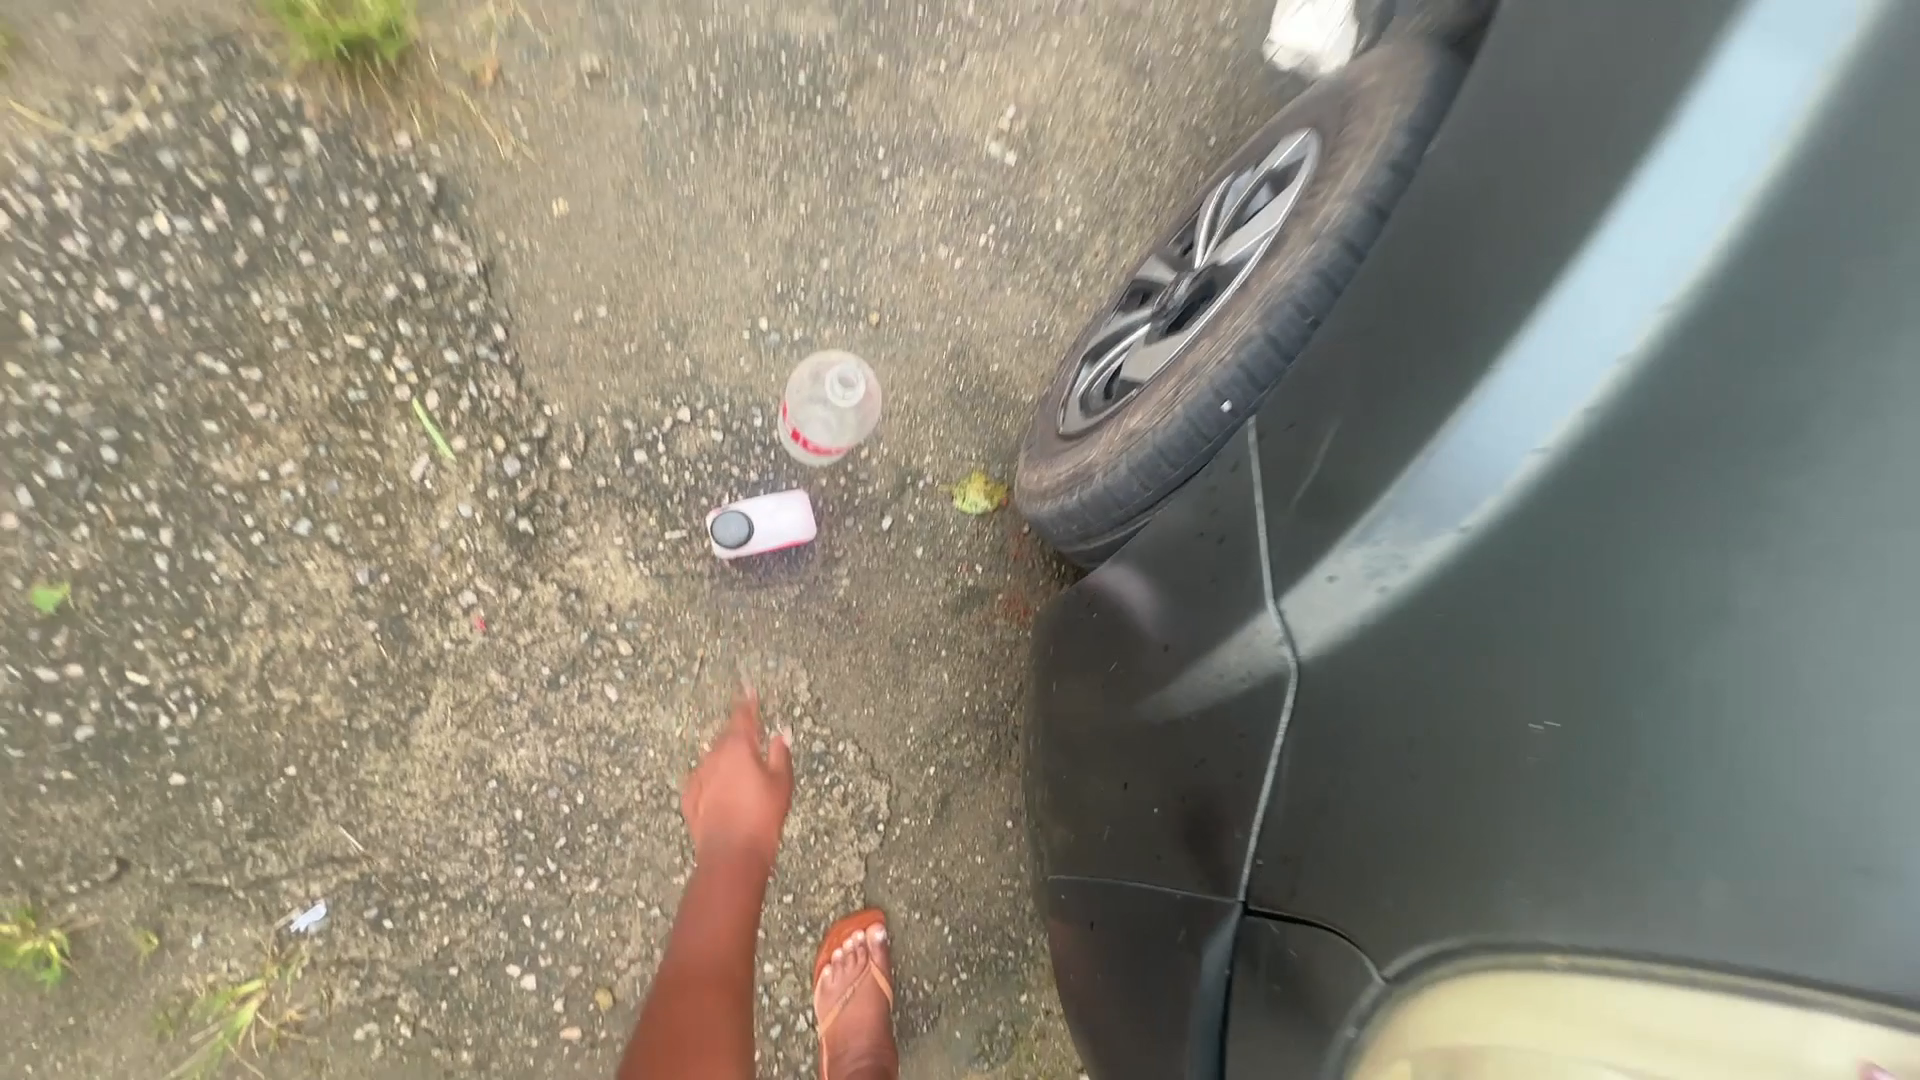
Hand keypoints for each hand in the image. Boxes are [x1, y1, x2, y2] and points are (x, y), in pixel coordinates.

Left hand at [680, 685, 793, 870]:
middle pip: (727, 737)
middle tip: (753, 739)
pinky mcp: (689, 798)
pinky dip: (715, 780)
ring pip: (714, 759)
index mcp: (738, 747)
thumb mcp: (782, 782)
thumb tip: (781, 734)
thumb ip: (781, 753)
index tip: (748, 689)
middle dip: (739, 735)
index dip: (747, 701)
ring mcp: (698, 777)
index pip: (743, 716)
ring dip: (727, 760)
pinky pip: (704, 780)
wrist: (731, 854)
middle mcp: (714, 756)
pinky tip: (726, 794)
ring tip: (743, 774)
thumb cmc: (763, 815)